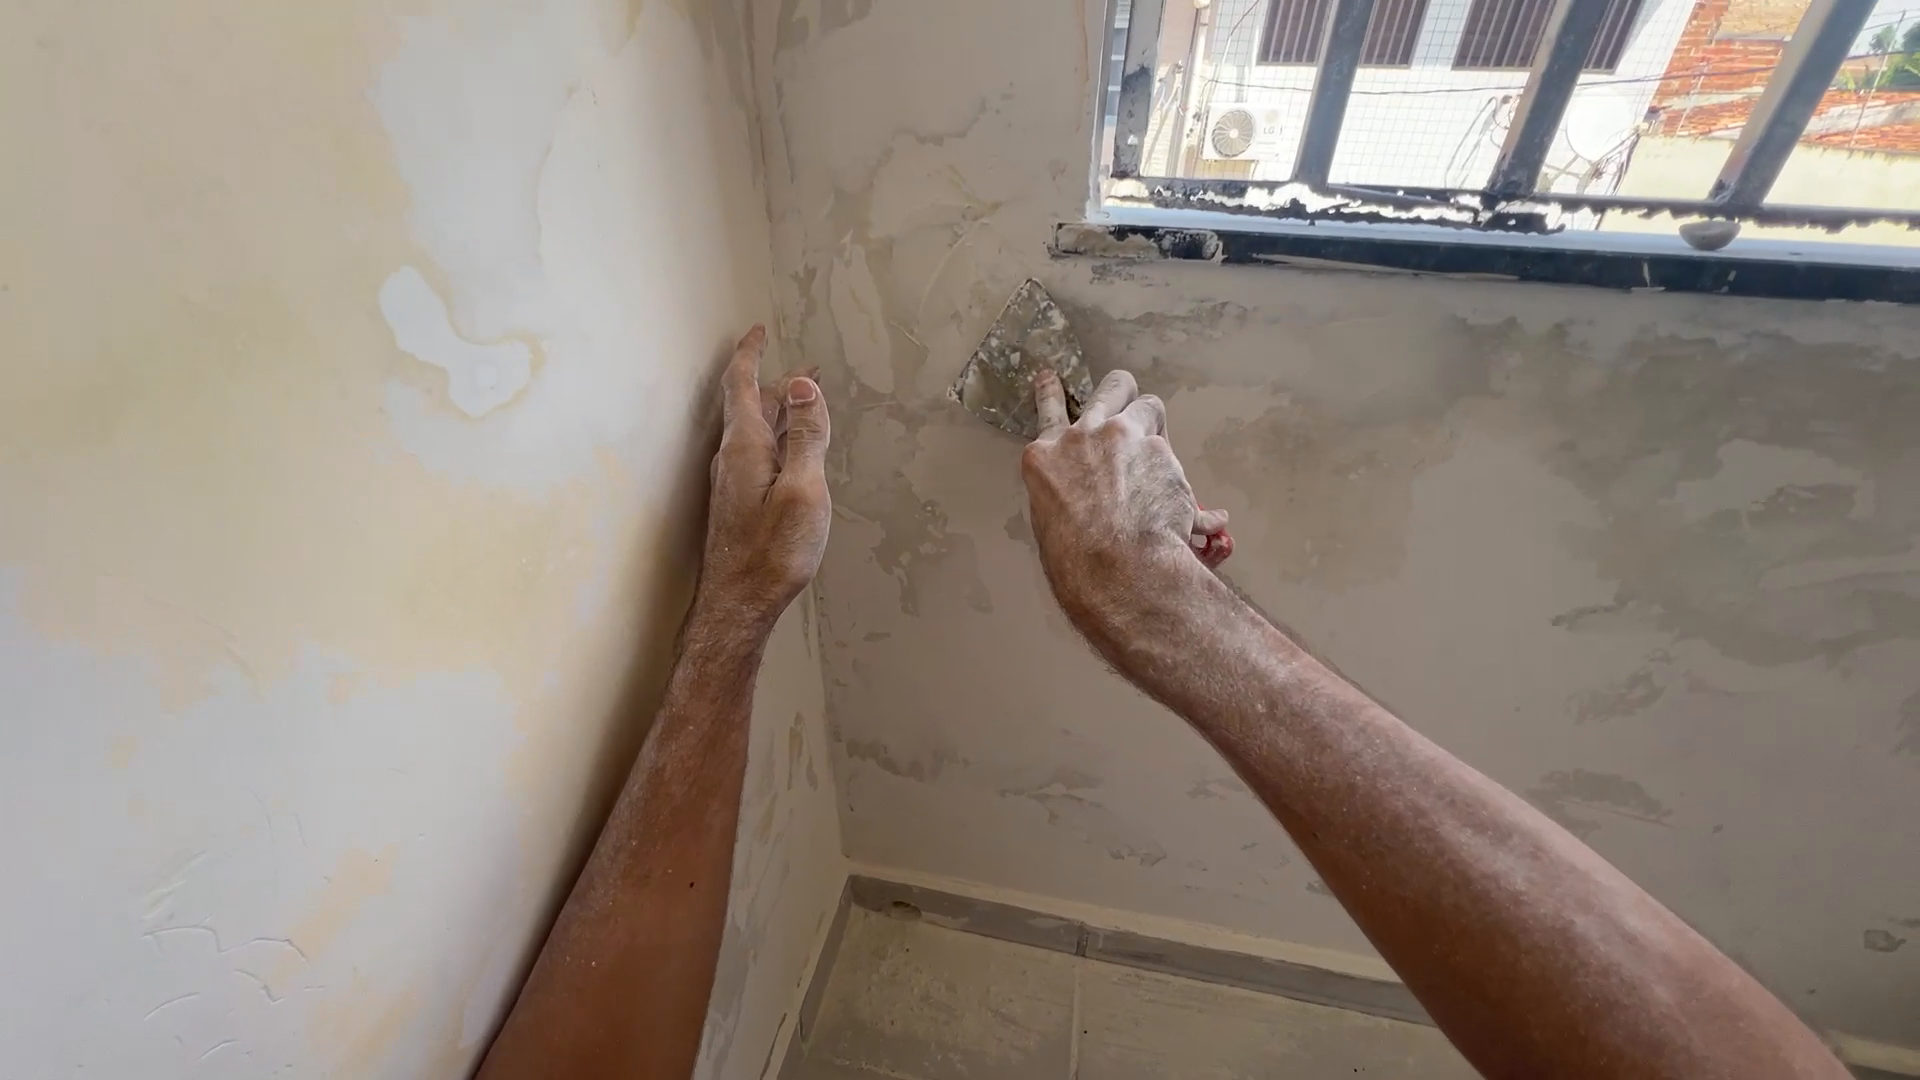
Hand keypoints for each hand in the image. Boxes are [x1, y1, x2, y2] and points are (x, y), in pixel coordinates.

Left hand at [696, 326, 830, 631]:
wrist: (739, 604)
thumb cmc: (774, 551)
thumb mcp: (803, 489)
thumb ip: (805, 436)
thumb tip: (804, 383)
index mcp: (746, 447)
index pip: (743, 385)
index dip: (750, 354)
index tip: (758, 330)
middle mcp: (733, 459)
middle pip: (752, 407)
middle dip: (778, 383)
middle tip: (805, 370)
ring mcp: (733, 483)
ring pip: (756, 432)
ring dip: (780, 412)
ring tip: (804, 402)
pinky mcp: (738, 504)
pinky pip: (759, 455)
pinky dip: (778, 439)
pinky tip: (791, 451)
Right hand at [1020, 369, 1229, 649]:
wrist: (1116, 570)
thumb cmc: (1074, 563)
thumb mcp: (1051, 523)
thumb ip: (1069, 494)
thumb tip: (1095, 504)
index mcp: (1045, 457)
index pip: (1048, 411)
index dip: (1051, 393)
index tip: (1050, 378)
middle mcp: (1082, 435)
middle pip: (1109, 389)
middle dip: (1122, 394)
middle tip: (1130, 409)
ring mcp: (1122, 437)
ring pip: (1147, 405)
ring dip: (1154, 427)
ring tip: (1159, 458)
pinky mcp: (1159, 450)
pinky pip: (1177, 461)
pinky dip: (1179, 482)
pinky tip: (1191, 513)